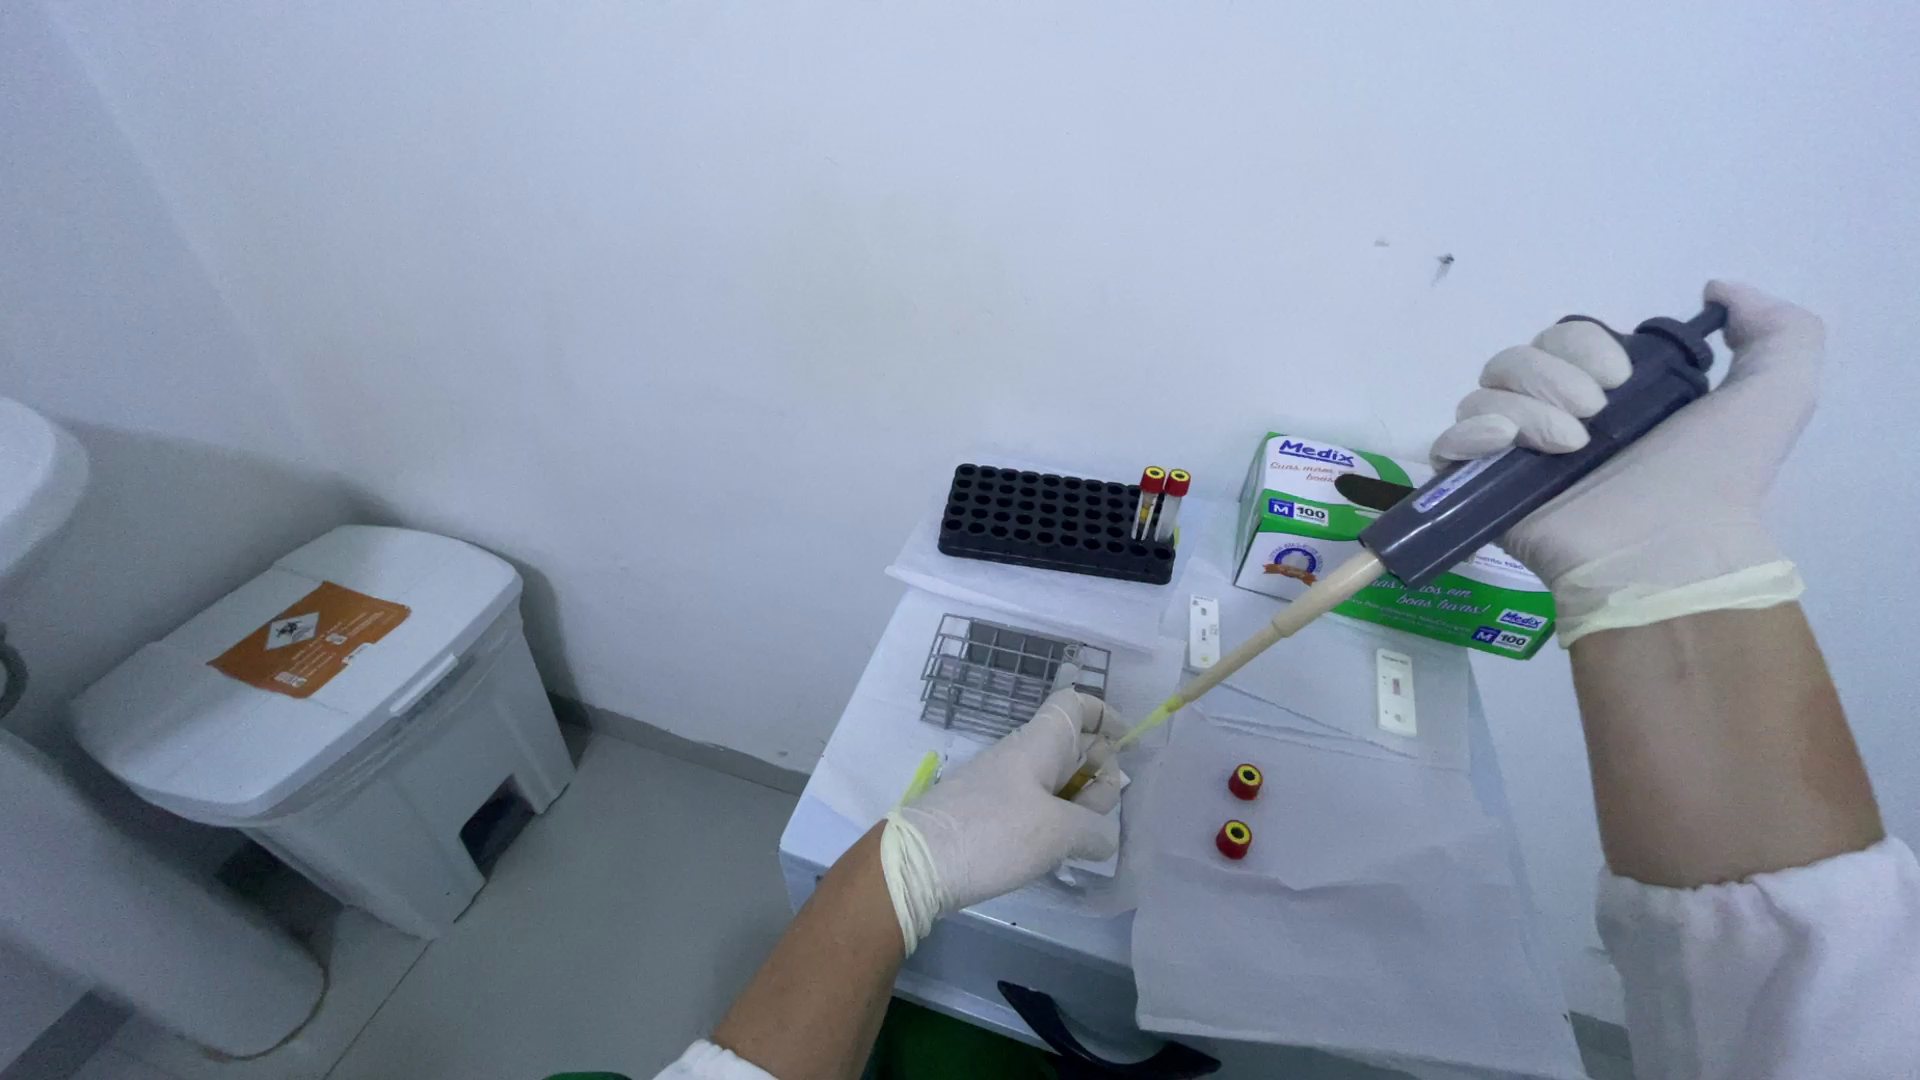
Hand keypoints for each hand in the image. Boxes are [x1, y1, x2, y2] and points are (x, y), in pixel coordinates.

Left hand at [879, 688, 1125, 952]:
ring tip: (1070, 841)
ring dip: (1079, 807)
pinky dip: (1056, 824)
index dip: (1106, 714)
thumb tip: (1102, 838)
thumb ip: (1094, 830)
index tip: (1130, 744)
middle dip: (1100, 775)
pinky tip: (1052, 854)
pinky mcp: (994, 811)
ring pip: (1060, 781)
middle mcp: (1025, 753)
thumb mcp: (1058, 832)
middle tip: (1093, 815)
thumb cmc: (994, 832)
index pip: (1076, 703)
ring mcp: (1008, 782)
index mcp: (1041, 741)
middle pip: (1078, 746)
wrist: (919, 861)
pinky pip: (1040, 805)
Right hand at [1431, 281, 1822, 642]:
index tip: (1619, 381)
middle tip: (1592, 419)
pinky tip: (1504, 446)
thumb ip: (1776, 329)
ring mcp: (1506, 452)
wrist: (1664, 547)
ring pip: (1479, 397)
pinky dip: (1469, 435)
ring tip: (1563, 448)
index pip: (1556, 338)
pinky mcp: (1473, 486)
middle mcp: (1546, 415)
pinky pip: (1445, 442)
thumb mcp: (1776, 392)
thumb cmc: (1712, 476)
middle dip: (1551, 379)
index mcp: (1600, 392)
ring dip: (1523, 411)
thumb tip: (1715, 287)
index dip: (1582, 347)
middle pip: (1510, 361)